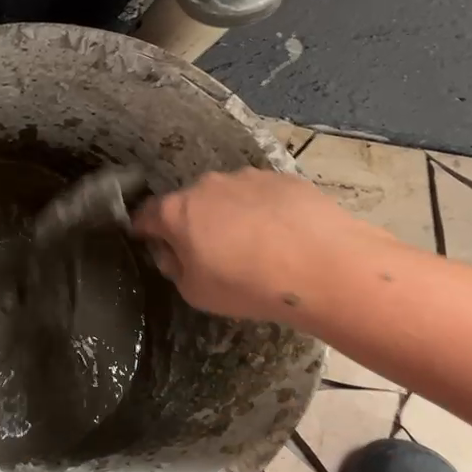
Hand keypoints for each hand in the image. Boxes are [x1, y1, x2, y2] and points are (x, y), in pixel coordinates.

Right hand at [132, 167, 390, 322]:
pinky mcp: (283, 178)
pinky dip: (265, 211)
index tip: (155, 246)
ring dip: (231, 215)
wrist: (326, 268)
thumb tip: (175, 254)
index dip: (146, 232)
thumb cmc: (249, 285)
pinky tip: (286, 237)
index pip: (144, 215)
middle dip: (193, 224)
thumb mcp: (195, 293)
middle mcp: (204, 186)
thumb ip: (175, 269)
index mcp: (175, 212)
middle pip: (187, 203)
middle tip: (213, 254)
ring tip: (258, 246)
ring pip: (227, 196)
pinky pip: (263, 195)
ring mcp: (245, 178)